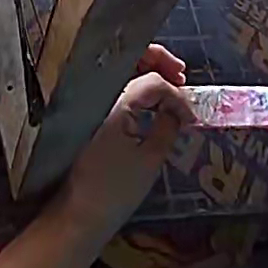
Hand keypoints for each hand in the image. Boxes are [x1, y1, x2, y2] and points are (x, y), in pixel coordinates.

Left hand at [50, 45, 191, 240]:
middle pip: (130, 56)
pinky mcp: (86, 107)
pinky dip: (132, 80)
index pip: (153, 80)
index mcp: (114, 100)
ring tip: (170, 82)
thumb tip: (179, 108)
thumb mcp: (150, 158)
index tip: (190, 114)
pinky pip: (112, 80)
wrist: (76, 211)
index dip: (177, 93)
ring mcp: (89, 96)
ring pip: (120, 65)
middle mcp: (98, 90)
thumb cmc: (114, 190)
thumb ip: (168, 125)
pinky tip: (148, 94)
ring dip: (146, 66)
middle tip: (181, 74)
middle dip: (158, 60)